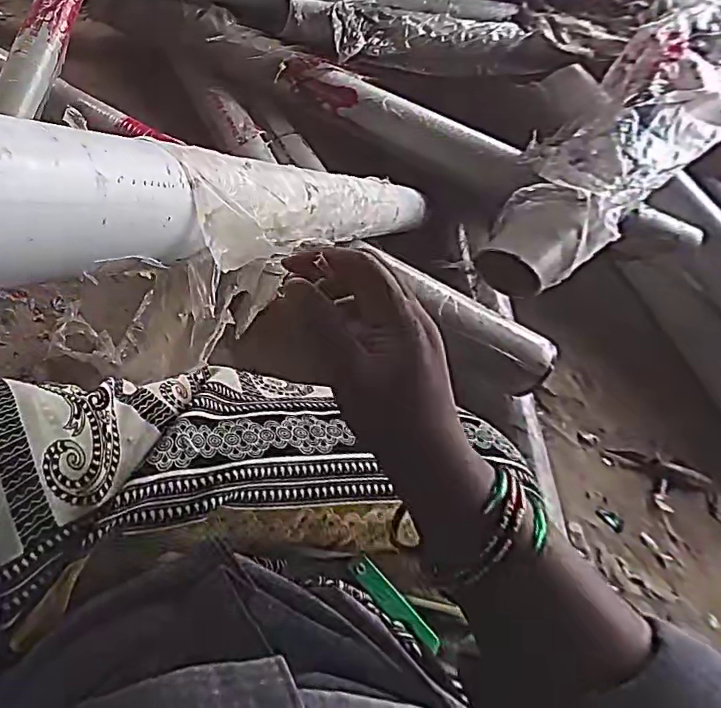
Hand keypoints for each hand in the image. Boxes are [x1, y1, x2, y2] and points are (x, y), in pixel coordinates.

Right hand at [248, 247, 466, 473]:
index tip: (288, 265)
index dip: (322, 257)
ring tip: (303, 301)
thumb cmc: (391, 419)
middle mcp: (412, 317)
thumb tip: (295, 285)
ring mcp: (413, 333)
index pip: (362, 265)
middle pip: (368, 273)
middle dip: (326, 269)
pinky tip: (326, 326)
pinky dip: (345, 309)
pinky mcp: (408, 349)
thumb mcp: (347, 368)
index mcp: (402, 317)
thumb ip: (321, 321)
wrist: (432, 463)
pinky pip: (373, 313)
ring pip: (370, 292)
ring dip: (334, 288)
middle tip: (291, 279)